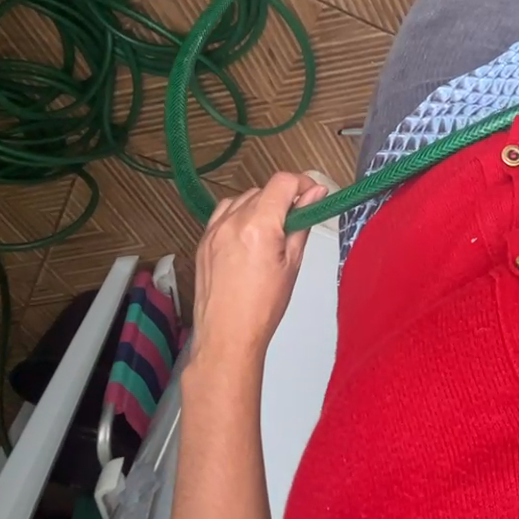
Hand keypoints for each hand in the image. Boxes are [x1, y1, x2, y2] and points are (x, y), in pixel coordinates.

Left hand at [191, 171, 323, 361]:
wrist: (227, 336)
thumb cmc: (262, 307)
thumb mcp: (293, 262)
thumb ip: (303, 222)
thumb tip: (316, 196)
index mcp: (258, 227)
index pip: (282, 182)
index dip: (302, 184)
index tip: (312, 196)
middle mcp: (232, 223)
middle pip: (265, 189)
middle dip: (285, 198)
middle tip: (298, 219)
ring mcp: (214, 231)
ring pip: (244, 198)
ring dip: (262, 204)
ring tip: (273, 229)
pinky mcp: (203, 241)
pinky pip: (224, 212)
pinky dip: (240, 213)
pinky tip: (250, 232)